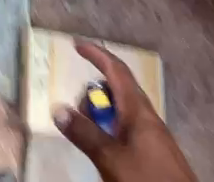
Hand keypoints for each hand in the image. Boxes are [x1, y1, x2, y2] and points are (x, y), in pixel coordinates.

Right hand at [55, 41, 197, 181]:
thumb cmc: (148, 180)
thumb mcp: (111, 158)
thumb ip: (85, 133)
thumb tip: (58, 109)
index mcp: (139, 111)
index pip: (117, 71)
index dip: (97, 54)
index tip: (76, 44)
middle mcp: (147, 118)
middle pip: (117, 90)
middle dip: (93, 95)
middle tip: (78, 114)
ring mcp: (153, 136)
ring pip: (121, 112)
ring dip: (101, 116)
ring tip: (90, 138)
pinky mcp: (155, 154)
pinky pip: (127, 130)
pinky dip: (110, 131)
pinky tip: (105, 151)